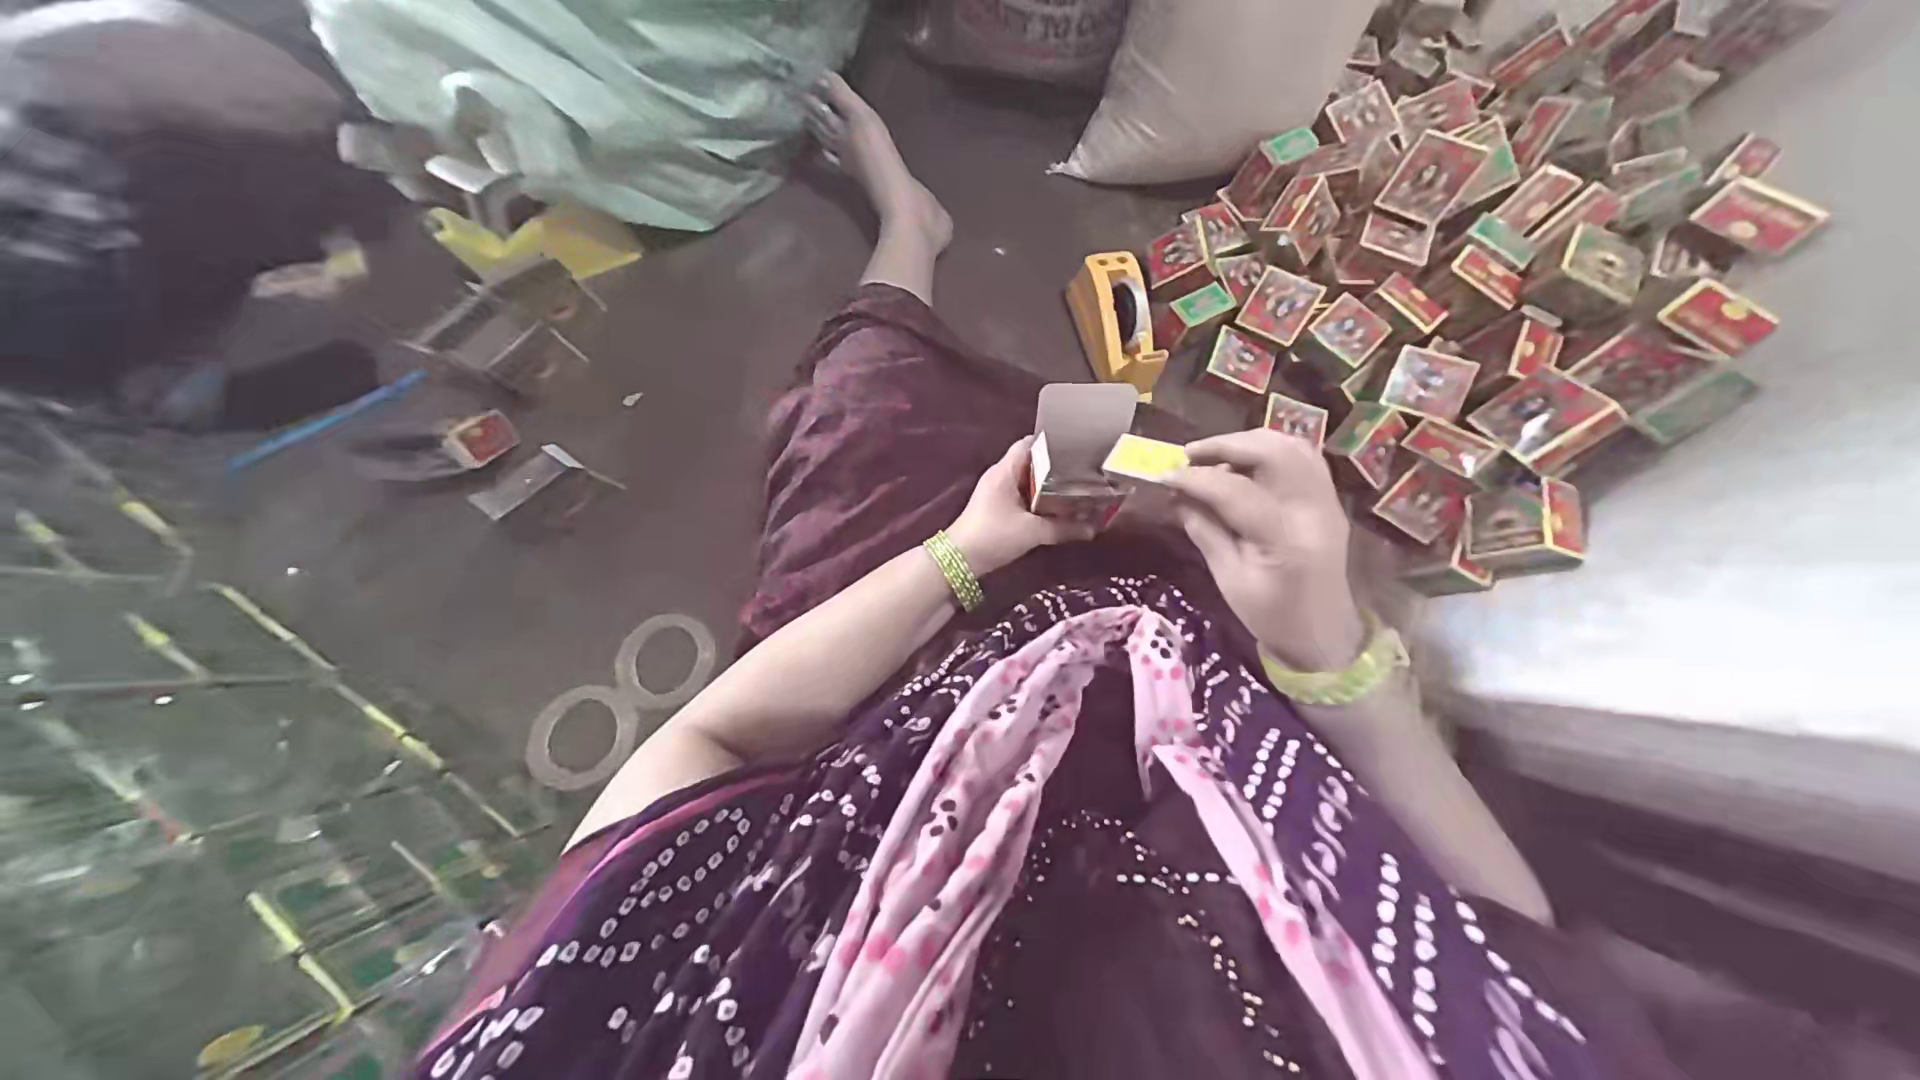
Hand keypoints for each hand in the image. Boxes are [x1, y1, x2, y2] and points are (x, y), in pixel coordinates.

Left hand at [947, 436, 1096, 575]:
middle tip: (1085, 471)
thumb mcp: (1032, 532)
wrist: (959, 561)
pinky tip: (1058, 507)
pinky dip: (1039, 499)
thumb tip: (1094, 528)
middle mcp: (1000, 476)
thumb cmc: (993, 536)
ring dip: (1049, 485)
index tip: (1078, 448)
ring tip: (1078, 487)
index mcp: (1005, 471)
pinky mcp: (997, 508)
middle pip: (1032, 461)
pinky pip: (1023, 496)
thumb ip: (1064, 528)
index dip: (1053, 442)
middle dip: (1057, 466)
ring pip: (1028, 480)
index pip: (1030, 443)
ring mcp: (997, 492)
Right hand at [1165, 429, 1366, 670]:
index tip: (1163, 476)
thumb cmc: (1271, 617)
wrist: (1324, 635)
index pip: (1235, 491)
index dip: (1195, 478)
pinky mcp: (1329, 500)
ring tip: (1211, 455)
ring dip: (1247, 442)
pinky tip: (1242, 463)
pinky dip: (1268, 450)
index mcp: (1286, 540)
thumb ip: (1204, 531)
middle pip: (1274, 453)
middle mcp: (1314, 511)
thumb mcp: (1228, 579)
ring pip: (1291, 446)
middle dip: (1225, 445)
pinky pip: (1302, 457)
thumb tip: (1176, 495)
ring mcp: (1328, 501)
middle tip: (1188, 455)